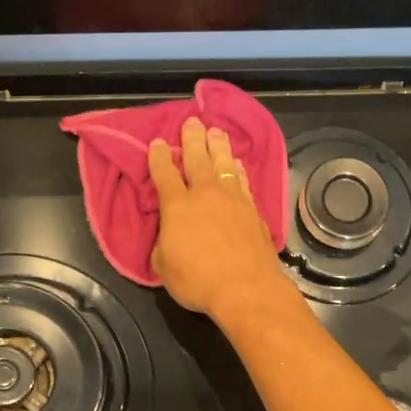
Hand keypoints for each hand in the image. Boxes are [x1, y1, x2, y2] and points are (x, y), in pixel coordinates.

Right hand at [147, 116, 299, 321]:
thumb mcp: (165, 268)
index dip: (159, 158)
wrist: (246, 289)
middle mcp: (206, 195)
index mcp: (178, 206)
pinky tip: (238, 165)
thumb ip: (163, 247)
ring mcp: (233, 201)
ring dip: (219, 147)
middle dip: (193, 139)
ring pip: (224, 165)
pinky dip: (239, 171)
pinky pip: (244, 183)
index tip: (157, 143)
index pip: (164, 174)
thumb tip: (168, 238)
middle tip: (192, 122)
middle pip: (198, 159)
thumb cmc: (198, 281)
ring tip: (217, 132)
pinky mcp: (254, 212)